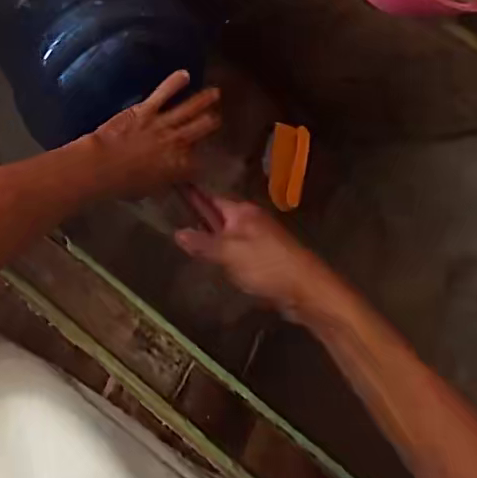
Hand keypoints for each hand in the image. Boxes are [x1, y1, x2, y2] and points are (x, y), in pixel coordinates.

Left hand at [88, 71, 220, 194]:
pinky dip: (174, 83)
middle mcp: (176, 142)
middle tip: (217, 118)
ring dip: (203, 100)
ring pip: (188, 109)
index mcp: (178, 166)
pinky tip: (184, 73)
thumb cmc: (122, 184)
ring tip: (215, 92)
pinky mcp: (146, 110)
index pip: (196, 163)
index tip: (199, 159)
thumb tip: (169, 179)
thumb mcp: (148, 190)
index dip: (199, 161)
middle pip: (199, 130)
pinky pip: (163, 94)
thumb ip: (163, 182)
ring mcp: (162, 123)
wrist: (103, 165)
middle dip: (209, 123)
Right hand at [175, 187, 345, 321]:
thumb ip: (202, 243)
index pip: (211, 197)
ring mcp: (258, 238)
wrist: (307, 290)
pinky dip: (222, 251)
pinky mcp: (263, 257)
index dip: (192, 193)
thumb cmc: (266, 264)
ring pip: (227, 232)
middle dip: (198, 214)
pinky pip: (235, 248)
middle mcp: (250, 219)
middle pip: (218, 214)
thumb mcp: (229, 253)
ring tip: (184, 233)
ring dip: (209, 234)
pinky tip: (210, 259)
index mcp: (241, 211)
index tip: (171, 187)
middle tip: (170, 211)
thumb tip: (176, 232)